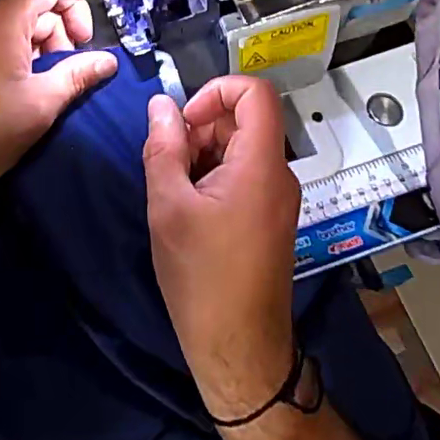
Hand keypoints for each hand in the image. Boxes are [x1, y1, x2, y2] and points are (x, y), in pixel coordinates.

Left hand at [0, 0, 118, 210]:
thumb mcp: (41, 104)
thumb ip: (78, 75)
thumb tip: (106, 61)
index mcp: (2, 23)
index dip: (75, 6)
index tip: (83, 42)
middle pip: (31, 7)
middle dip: (57, 36)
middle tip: (63, 76)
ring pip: (9, 28)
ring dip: (34, 51)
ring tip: (38, 92)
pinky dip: (9, 59)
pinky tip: (12, 96)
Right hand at [143, 75, 300, 420]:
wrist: (239, 350)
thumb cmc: (202, 277)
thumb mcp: (169, 206)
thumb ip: (164, 147)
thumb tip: (161, 105)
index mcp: (261, 164)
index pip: (256, 92)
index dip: (217, 90)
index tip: (184, 120)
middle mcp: (278, 174)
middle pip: (245, 119)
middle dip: (202, 126)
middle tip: (169, 161)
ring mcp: (278, 197)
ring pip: (242, 147)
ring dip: (204, 152)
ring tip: (175, 190)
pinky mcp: (270, 216)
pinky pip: (245, 174)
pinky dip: (215, 174)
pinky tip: (190, 207)